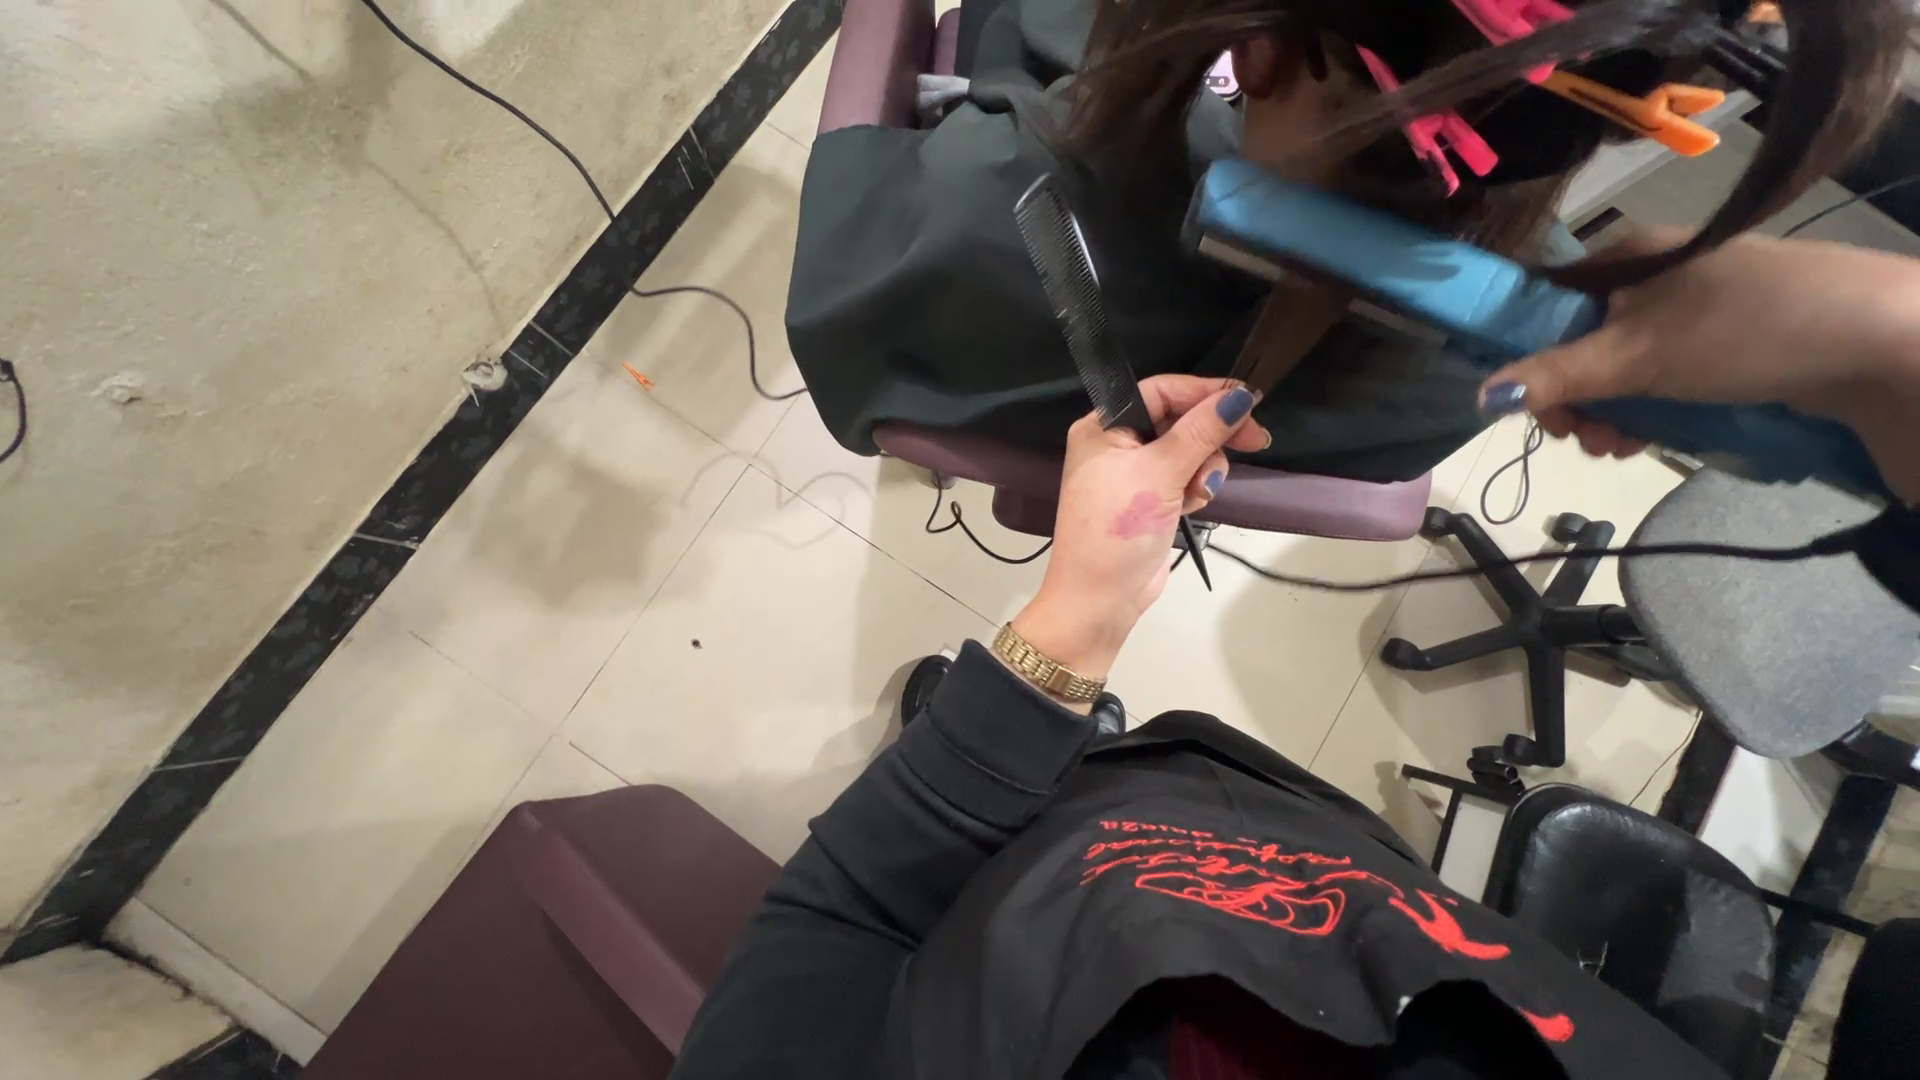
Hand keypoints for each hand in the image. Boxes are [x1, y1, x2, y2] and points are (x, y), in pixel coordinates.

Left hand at [1010, 377, 1269, 692]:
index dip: (1205, 393)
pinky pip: (1185, 477)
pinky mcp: (1150, 500)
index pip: (1161, 391)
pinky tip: (1192, 507)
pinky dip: (1196, 488)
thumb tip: (1239, 396)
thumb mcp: (1160, 474)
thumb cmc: (1118, 530)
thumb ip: (1200, 432)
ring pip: (1189, 450)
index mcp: (1103, 427)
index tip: (1248, 401)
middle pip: (1179, 419)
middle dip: (1209, 437)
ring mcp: (1133, 474)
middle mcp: (1116, 444)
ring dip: (1204, 468)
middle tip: (1254, 442)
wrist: (1099, 599)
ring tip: (1198, 494)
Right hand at [1479, 230, 1919, 497]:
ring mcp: (1689, 311)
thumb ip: (1553, 377)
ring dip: (1603, 414)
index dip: (1521, 357)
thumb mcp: (1636, 356)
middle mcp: (1651, 280)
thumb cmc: (1748, 329)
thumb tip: (1480, 398)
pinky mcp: (1721, 343)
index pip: (1541, 307)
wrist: (1891, 343)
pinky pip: (1654, 379)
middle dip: (1569, 400)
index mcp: (1625, 261)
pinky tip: (1647, 437)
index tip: (1528, 403)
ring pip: (1612, 370)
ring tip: (1620, 445)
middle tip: (1581, 435)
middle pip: (1573, 347)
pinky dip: (1641, 411)